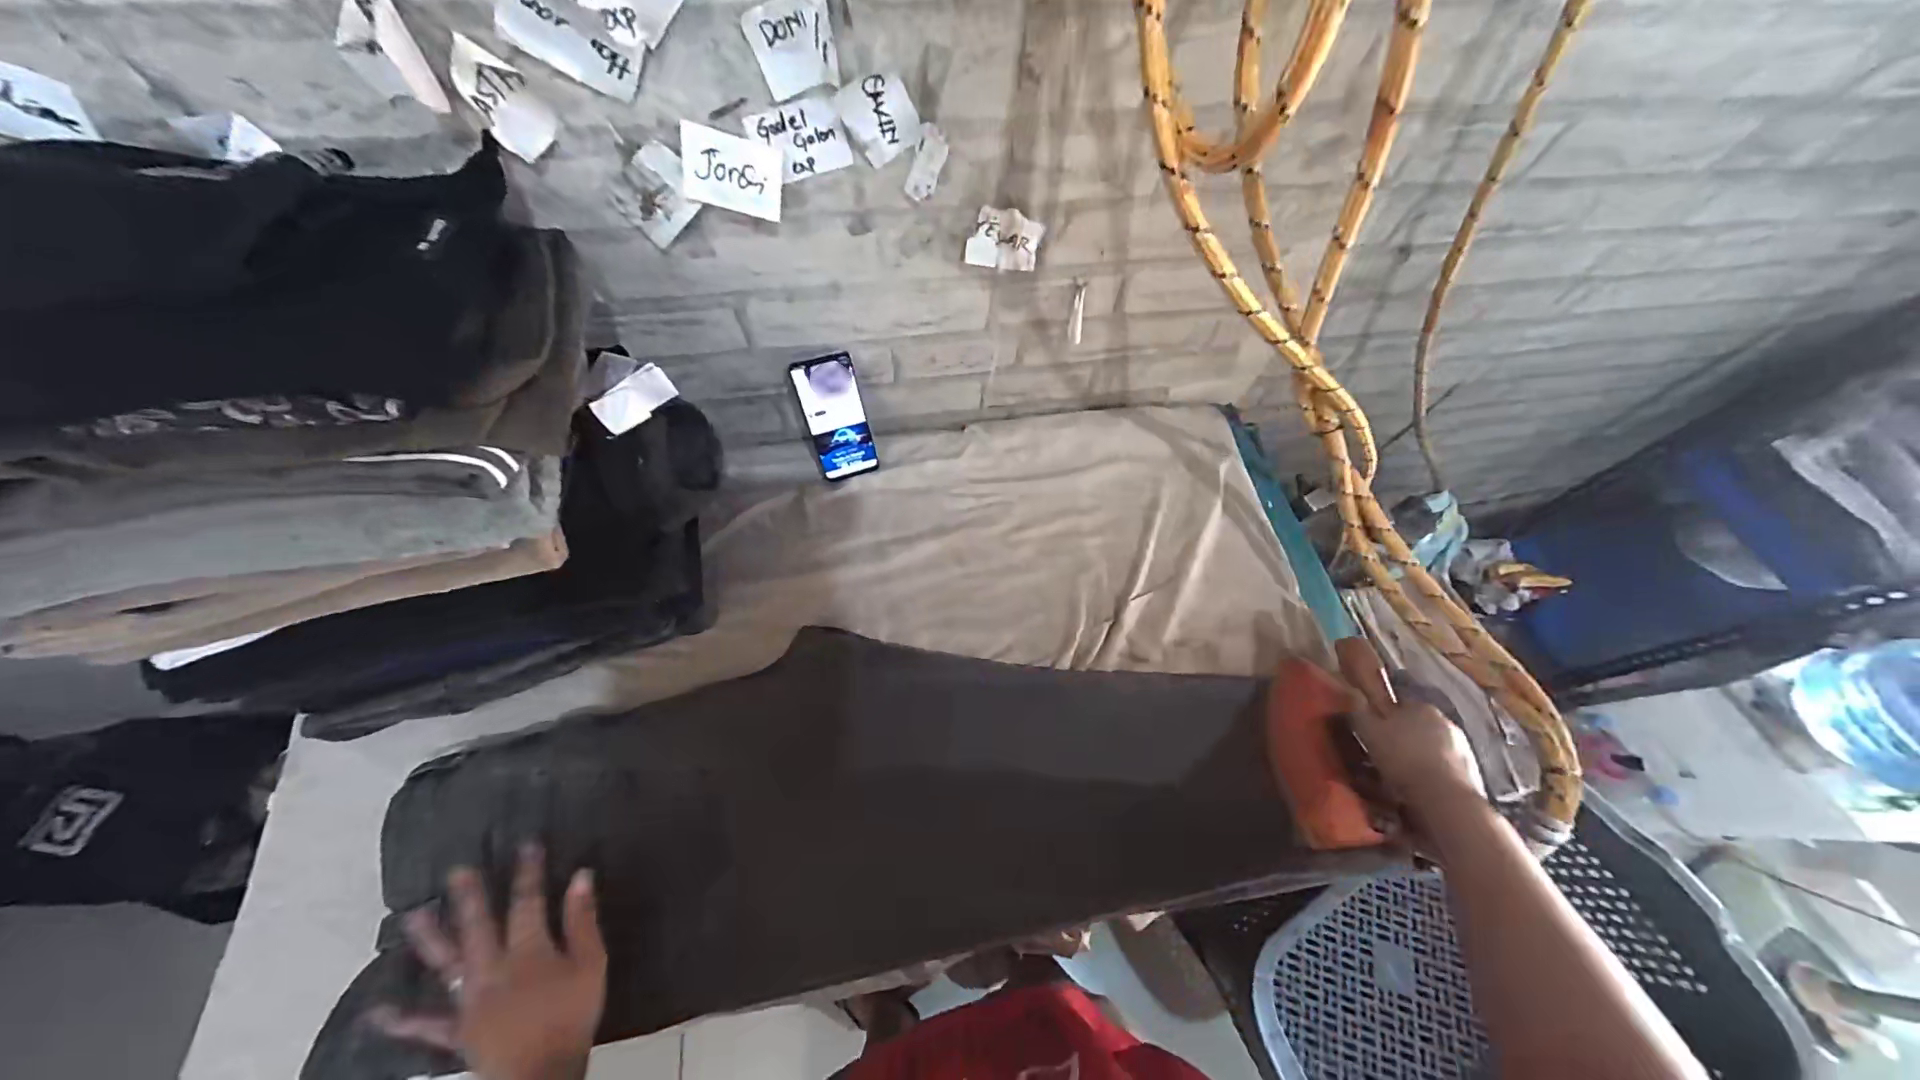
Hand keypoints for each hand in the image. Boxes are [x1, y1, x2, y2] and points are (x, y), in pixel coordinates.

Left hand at [372, 844, 606, 1079]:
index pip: (528, 902)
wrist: (542, 1072)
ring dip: (430, 940)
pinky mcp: (457, 1031)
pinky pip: (426, 1025)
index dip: (528, 873)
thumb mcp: (592, 962)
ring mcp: (470, 1000)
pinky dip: (401, 1020)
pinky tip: (376, 1012)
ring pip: (448, 964)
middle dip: (470, 897)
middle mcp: (493, 969)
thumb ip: (583, 920)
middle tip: (456, 871)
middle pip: (480, 926)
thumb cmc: (573, 1013)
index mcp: (529, 951)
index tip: (526, 844)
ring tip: (412, 917)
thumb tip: (581, 876)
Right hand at [1343, 698, 1485, 829]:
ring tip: (1397, 781)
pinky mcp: (1472, 776)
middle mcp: (1447, 723)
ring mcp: (1463, 750)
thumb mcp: (1368, 731)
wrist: (1445, 800)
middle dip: (1401, 740)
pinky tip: (1417, 792)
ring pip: (1430, 751)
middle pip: (1416, 728)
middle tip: (1380, 758)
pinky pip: (1442, 772)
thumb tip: (1352, 697)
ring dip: (1417, 760)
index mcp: (1422, 707)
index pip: (1399, 705)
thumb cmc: (1402, 758)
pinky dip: (1431, 779)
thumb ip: (1358, 712)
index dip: (1382, 718)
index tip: (1370, 733)